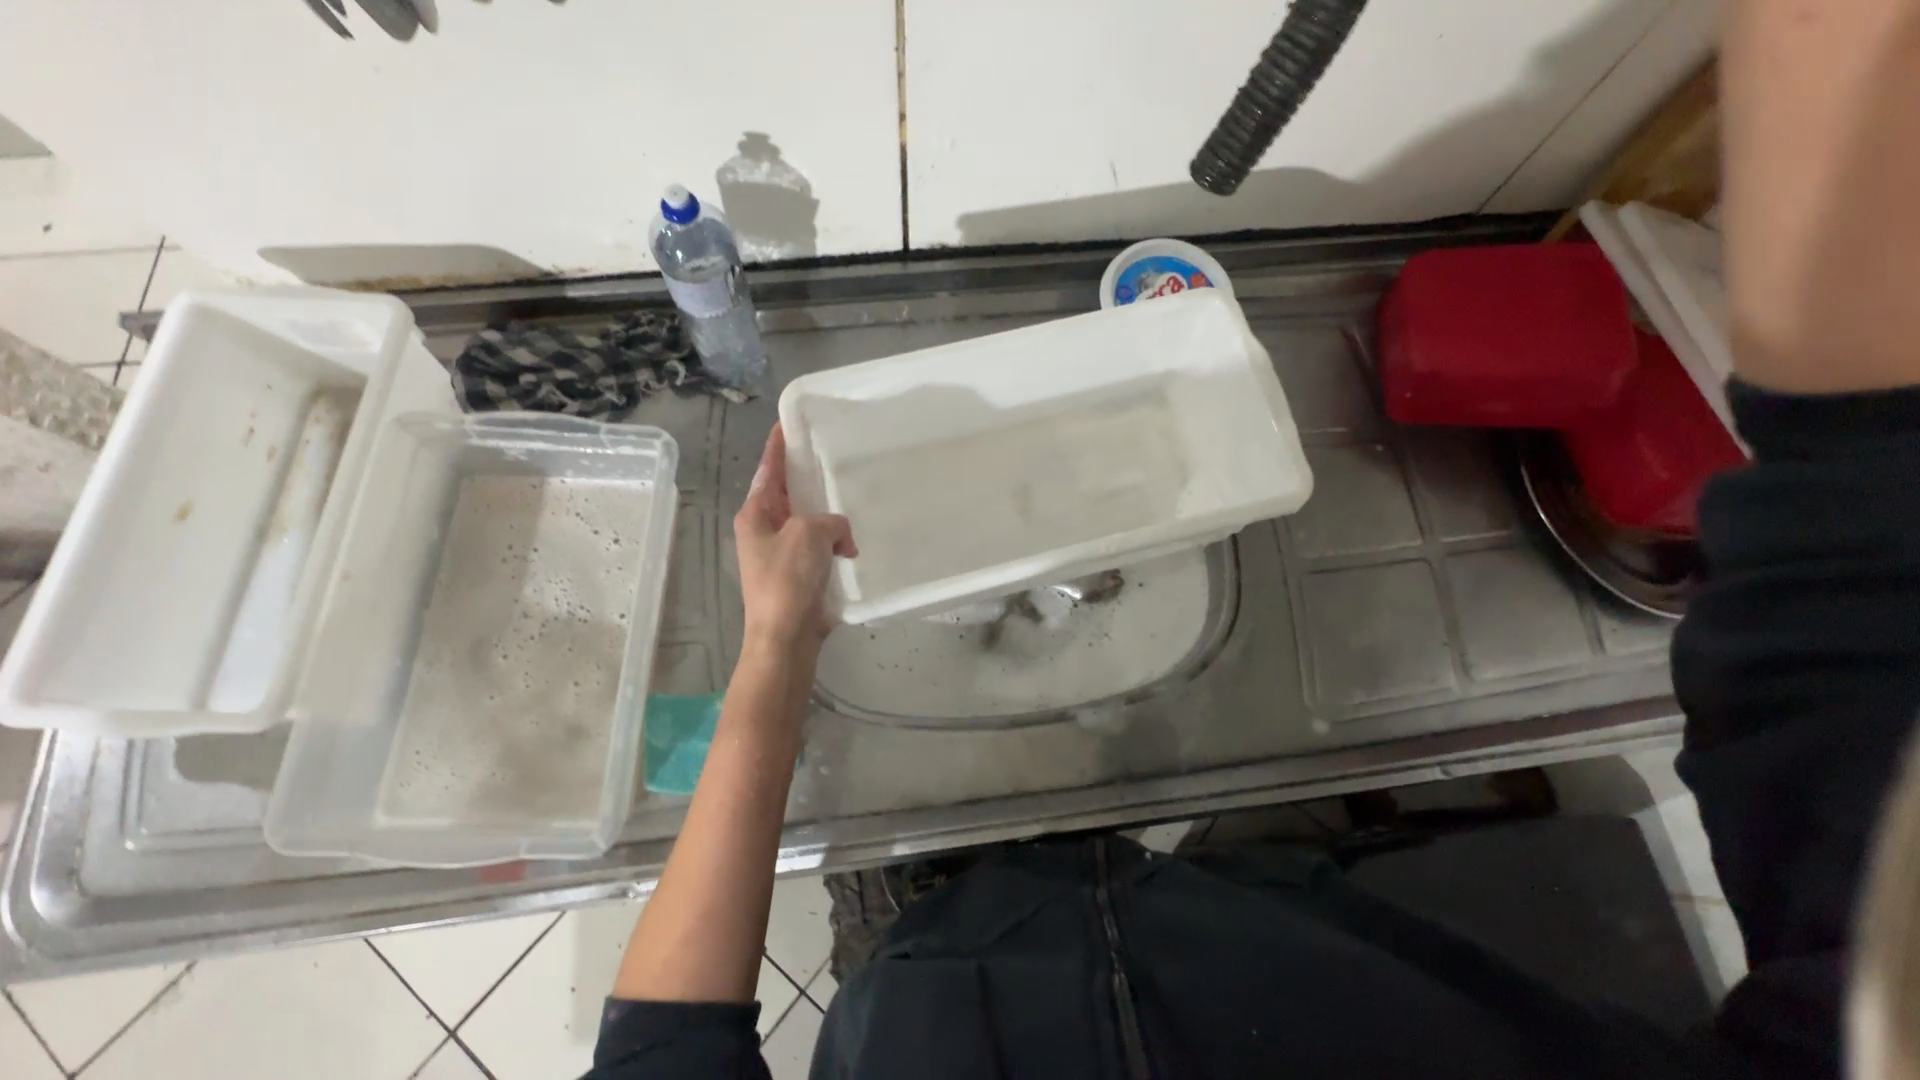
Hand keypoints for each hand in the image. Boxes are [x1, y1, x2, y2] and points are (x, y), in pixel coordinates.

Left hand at [734, 424, 857, 650]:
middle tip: (834, 452)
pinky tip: (855, 546)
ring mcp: (782, 553)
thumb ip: (830, 520)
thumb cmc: (788, 580)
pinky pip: (822, 547)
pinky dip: (837, 544)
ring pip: (810, 520)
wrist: (786, 636)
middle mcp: (765, 529)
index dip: (779, 443)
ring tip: (852, 495)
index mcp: (755, 513)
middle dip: (810, 476)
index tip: (789, 420)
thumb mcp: (809, 534)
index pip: (769, 467)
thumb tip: (841, 538)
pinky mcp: (801, 574)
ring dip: (829, 515)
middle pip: (790, 492)